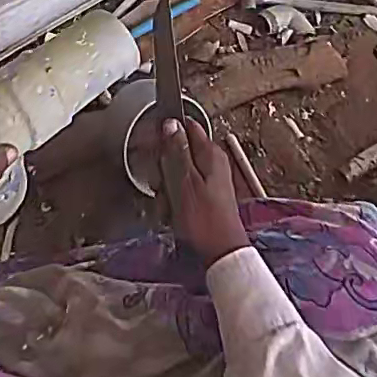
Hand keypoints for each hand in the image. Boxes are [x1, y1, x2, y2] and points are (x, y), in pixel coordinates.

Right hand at [162, 118, 248, 266]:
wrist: (221, 253)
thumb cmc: (203, 218)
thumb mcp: (184, 181)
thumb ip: (177, 151)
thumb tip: (170, 123)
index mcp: (210, 153)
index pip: (185, 127)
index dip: (167, 134)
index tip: (155, 148)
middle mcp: (212, 161)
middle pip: (179, 149)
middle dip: (164, 165)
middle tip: (161, 182)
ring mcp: (210, 178)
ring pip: (178, 169)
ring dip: (167, 184)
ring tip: (167, 201)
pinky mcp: (206, 193)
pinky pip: (183, 185)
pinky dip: (174, 195)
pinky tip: (171, 209)